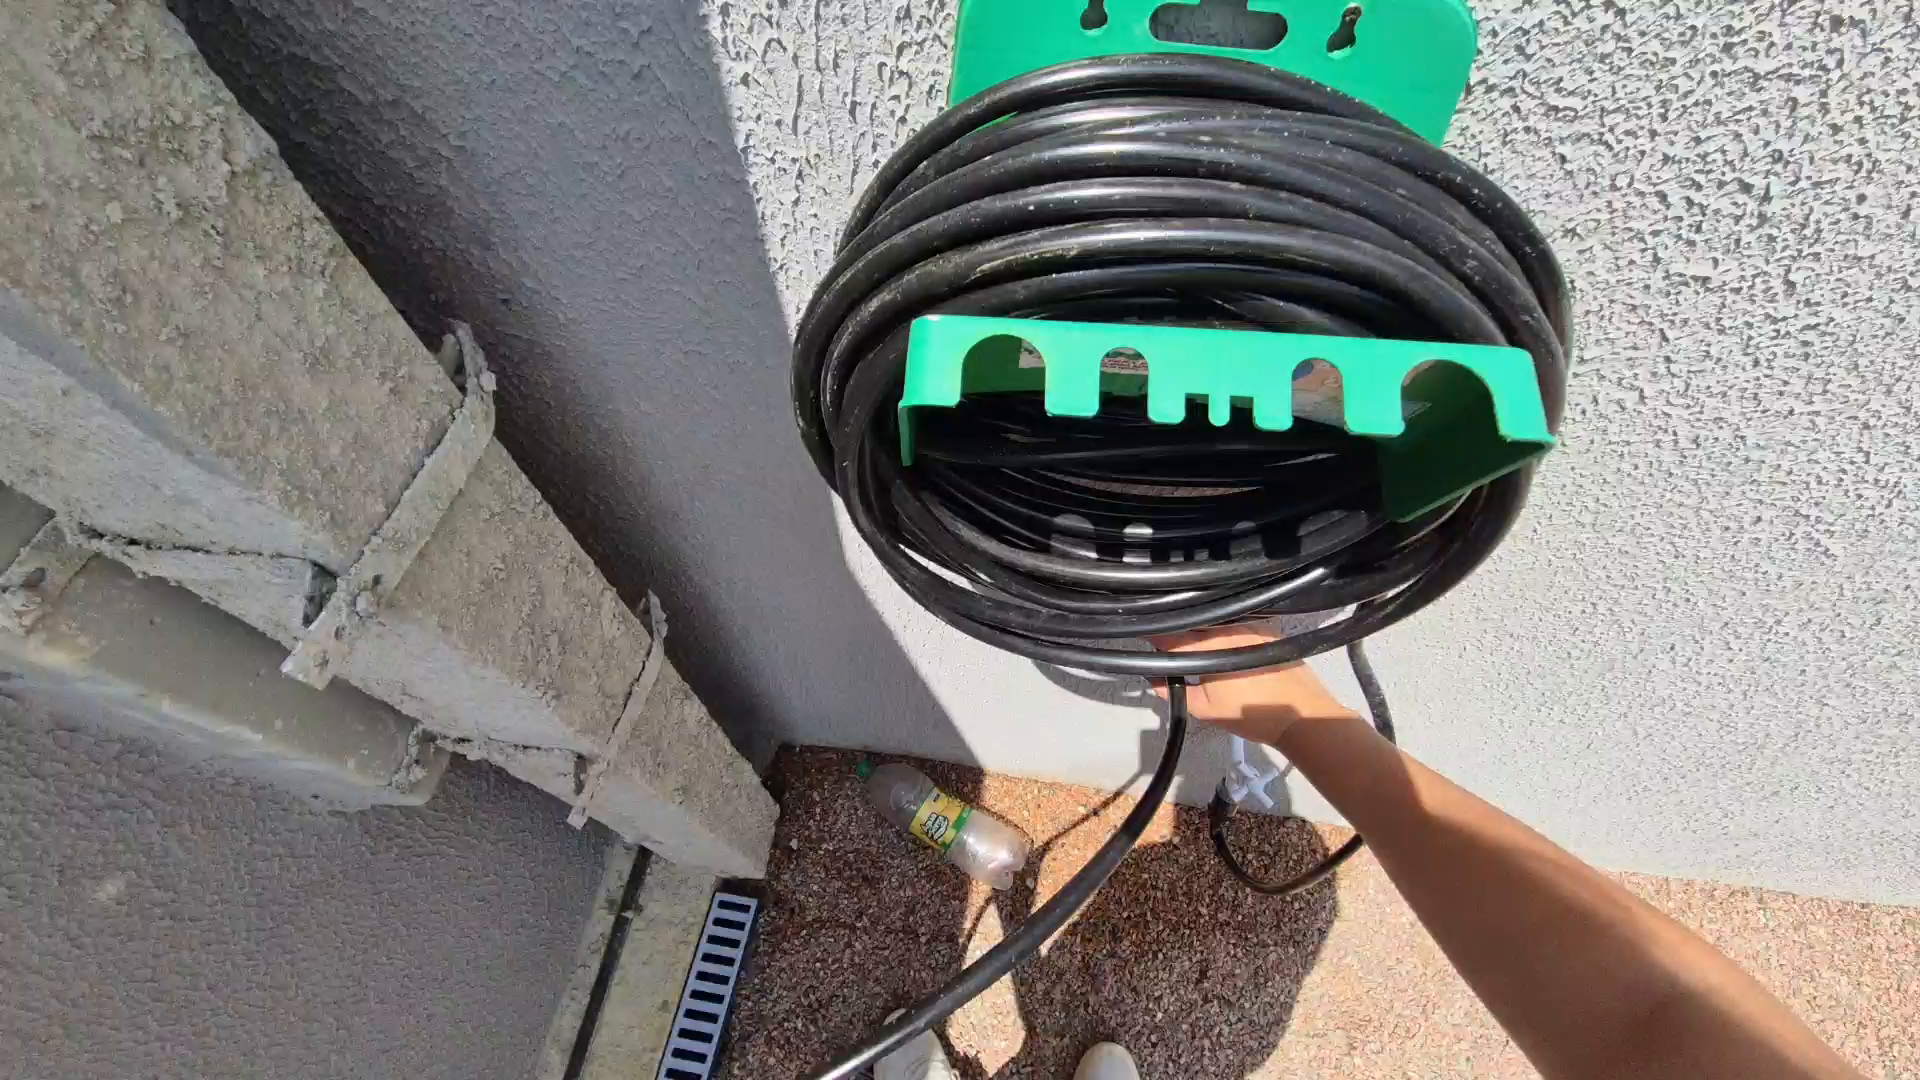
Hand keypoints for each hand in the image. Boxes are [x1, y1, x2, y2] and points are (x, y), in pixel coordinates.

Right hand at [1150, 626, 1359, 746]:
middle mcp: (1227, 630)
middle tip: (1171, 648)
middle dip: (1178, 632)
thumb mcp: (1204, 710)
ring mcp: (1249, 626)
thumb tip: (1154, 680)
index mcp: (1208, 647)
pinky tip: (1226, 647)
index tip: (1146, 639)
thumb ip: (1173, 693)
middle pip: (1192, 623)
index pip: (1171, 635)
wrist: (1301, 717)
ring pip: (1214, 621)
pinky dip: (1225, 631)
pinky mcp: (1267, 629)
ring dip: (1202, 629)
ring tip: (1200, 649)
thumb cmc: (1251, 715)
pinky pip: (1236, 624)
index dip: (1155, 636)